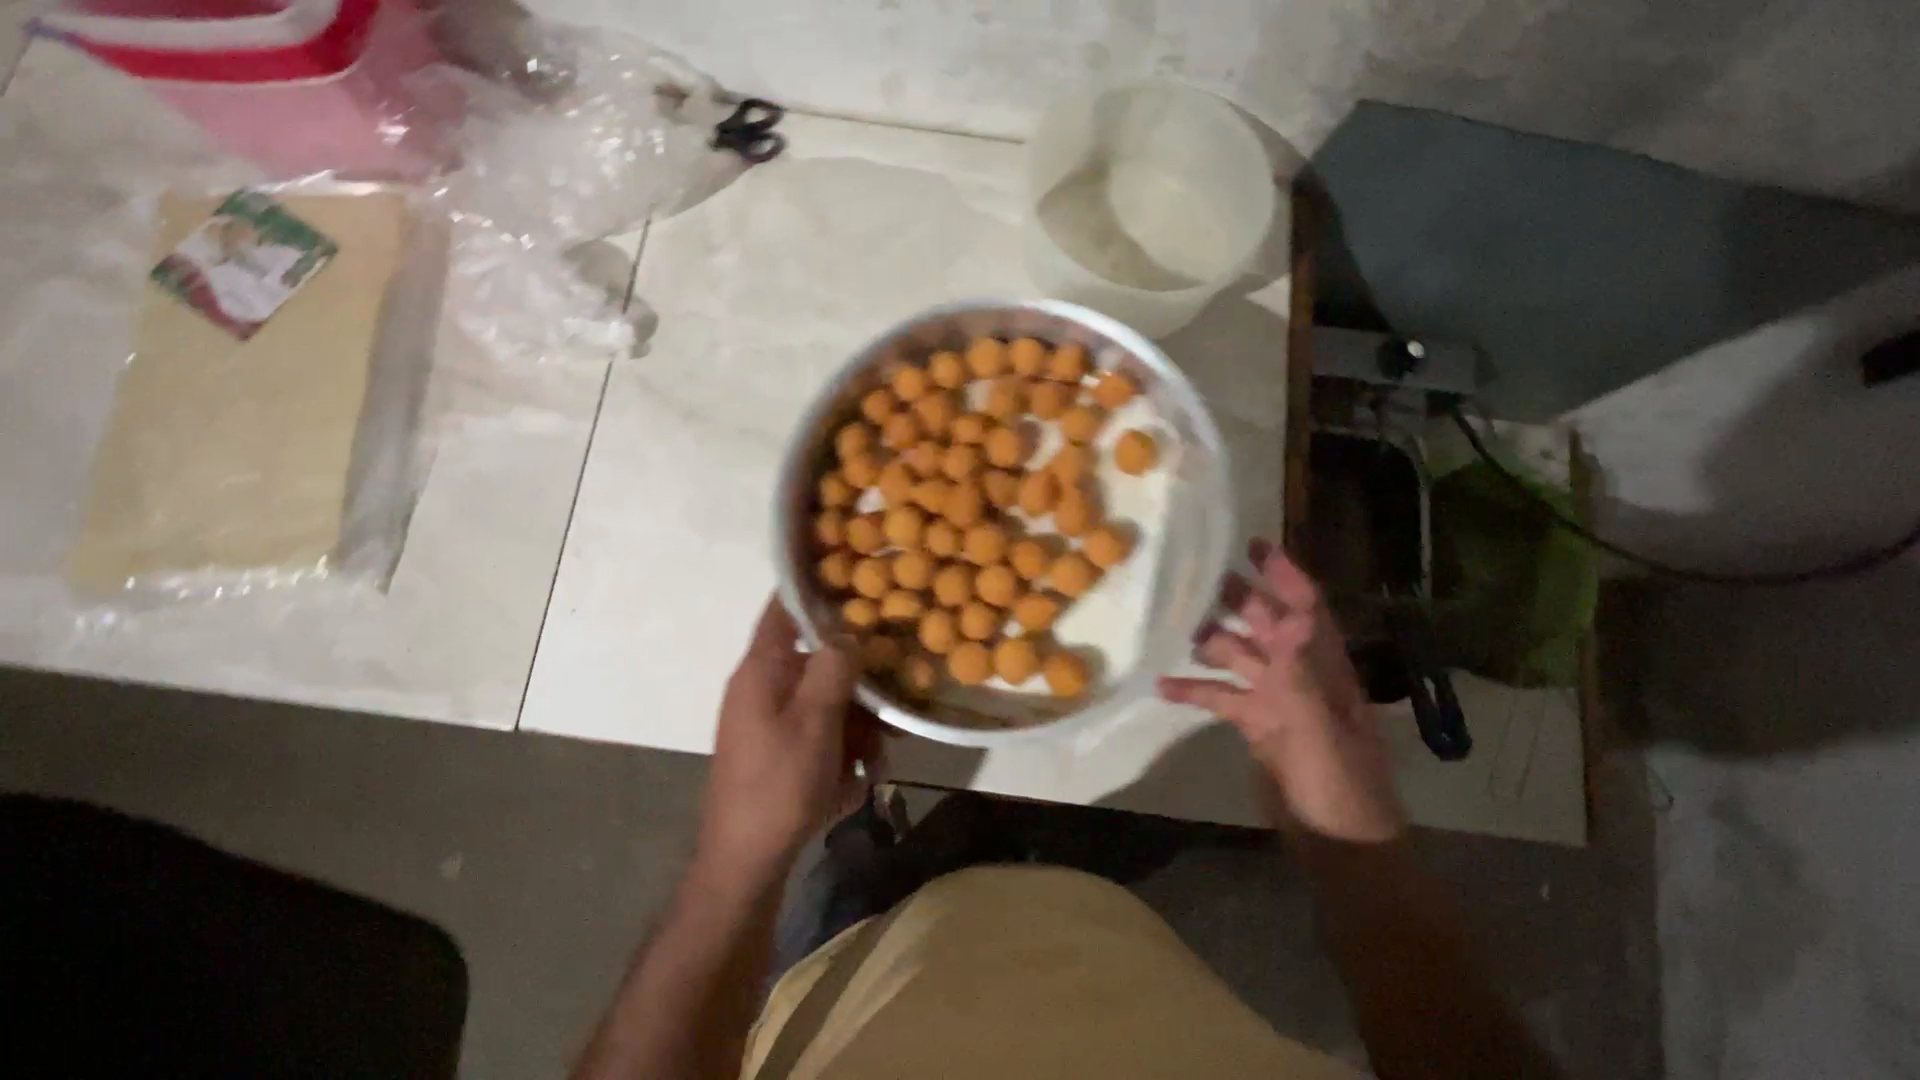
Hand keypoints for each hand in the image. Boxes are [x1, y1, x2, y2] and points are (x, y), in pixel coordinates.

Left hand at [697, 599, 881, 875]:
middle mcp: (761, 688)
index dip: (814, 589)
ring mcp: (768, 722)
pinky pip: (817, 733)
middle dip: (857, 684)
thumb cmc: (779, 783)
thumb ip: (833, 667)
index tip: (854, 579)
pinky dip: (840, 749)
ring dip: (855, 725)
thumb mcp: (815, 721)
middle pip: (816, 661)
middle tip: (892, 708)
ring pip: (824, 701)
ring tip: (875, 759)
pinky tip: (857, 781)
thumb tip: (848, 632)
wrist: (745, 859)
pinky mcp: (777, 751)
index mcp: (760, 670)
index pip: (783, 609)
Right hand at [1159, 541, 1405, 843]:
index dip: (1285, 574)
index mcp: (1324, 671)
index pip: (1306, 609)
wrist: (1338, 847)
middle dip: (1238, 598)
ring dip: (1209, 641)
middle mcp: (1301, 677)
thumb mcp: (1320, 731)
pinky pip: (1221, 699)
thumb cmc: (1339, 788)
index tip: (1254, 544)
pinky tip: (1162, 687)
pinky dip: (1195, 691)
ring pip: (1239, 658)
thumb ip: (1302, 675)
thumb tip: (1294, 616)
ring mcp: (1277, 702)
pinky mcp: (1257, 728)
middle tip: (1194, 575)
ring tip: (1170, 623)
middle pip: (1267, 625)